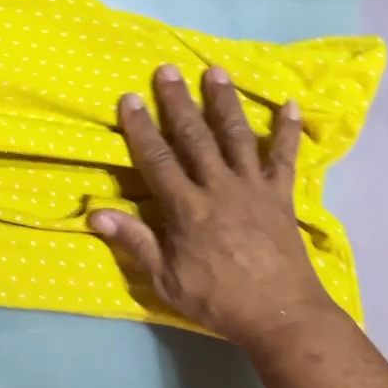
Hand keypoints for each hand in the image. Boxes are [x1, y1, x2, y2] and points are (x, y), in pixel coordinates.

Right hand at [91, 64, 339, 345]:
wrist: (282, 317)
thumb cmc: (218, 300)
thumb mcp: (166, 280)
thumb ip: (135, 242)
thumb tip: (96, 213)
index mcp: (188, 208)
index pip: (157, 159)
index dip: (141, 128)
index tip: (129, 98)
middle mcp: (219, 188)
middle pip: (195, 137)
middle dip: (178, 101)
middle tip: (167, 70)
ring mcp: (253, 189)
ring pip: (236, 136)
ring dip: (224, 102)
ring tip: (216, 71)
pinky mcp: (281, 196)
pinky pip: (284, 158)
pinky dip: (289, 131)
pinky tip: (292, 105)